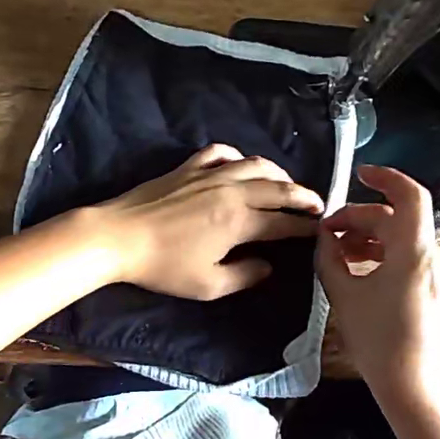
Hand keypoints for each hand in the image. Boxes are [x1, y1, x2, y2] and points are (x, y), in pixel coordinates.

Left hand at [84, 144, 323, 299]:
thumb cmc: (163, 266)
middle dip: (303, 196)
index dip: (306, 228)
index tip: (321, 231)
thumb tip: (266, 266)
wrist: (118, 237)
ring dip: (277, 173)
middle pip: (278, 187)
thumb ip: (244, 276)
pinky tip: (239, 164)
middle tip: (318, 205)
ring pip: (254, 164)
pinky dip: (236, 156)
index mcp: (240, 221)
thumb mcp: (208, 285)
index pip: (284, 222)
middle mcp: (231, 190)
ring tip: (286, 184)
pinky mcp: (186, 168)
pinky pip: (219, 153)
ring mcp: (208, 174)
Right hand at [316, 165, 439, 400]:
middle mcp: (435, 255)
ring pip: (402, 239)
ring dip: (369, 238)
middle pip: (397, 219)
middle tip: (326, 233)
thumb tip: (324, 236)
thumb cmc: (378, 339)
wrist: (416, 386)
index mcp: (414, 252)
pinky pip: (410, 257)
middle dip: (360, 219)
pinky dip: (383, 254)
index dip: (385, 178)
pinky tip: (359, 270)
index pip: (409, 196)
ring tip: (337, 253)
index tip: (358, 174)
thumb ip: (330, 258)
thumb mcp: (343, 295)